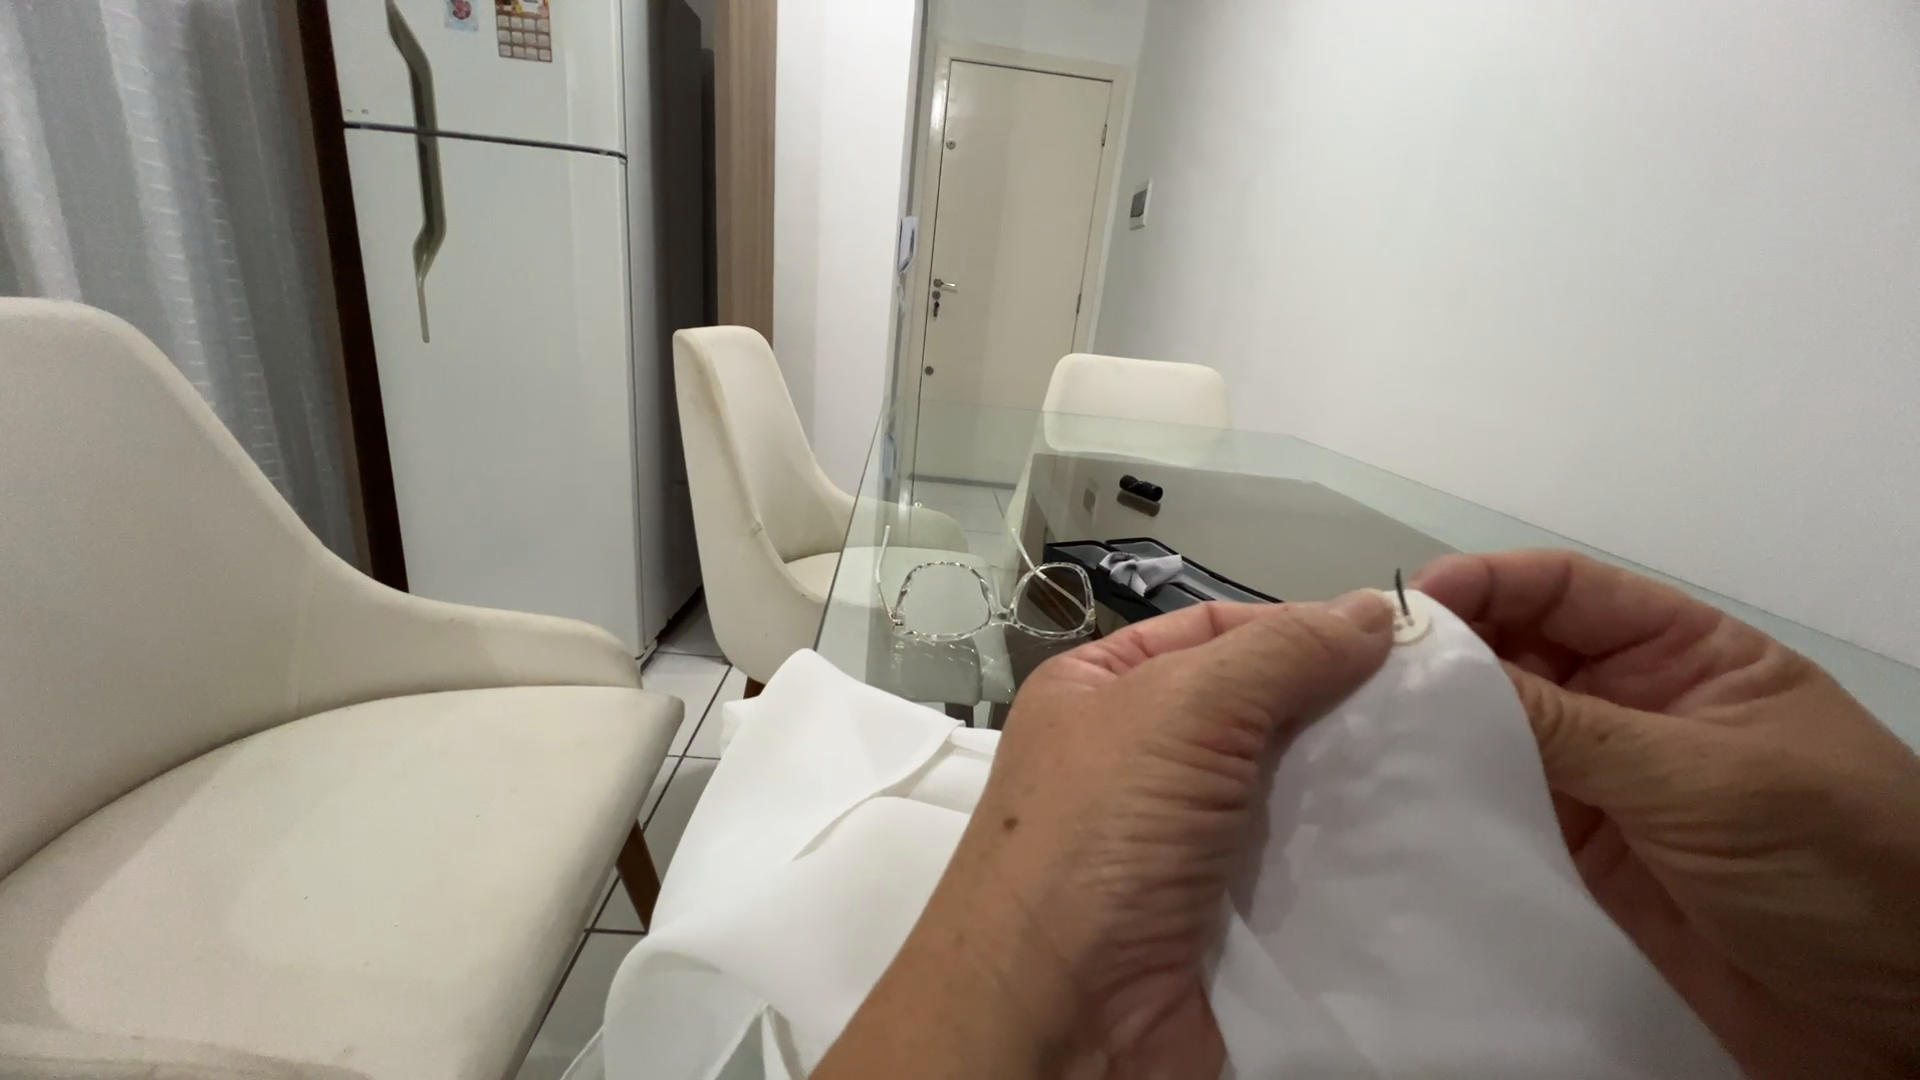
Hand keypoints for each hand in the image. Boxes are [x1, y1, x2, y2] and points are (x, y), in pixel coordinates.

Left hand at [815, 594, 1393, 1078]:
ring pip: (1282, 781)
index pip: (1208, 629)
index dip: (1291, 626)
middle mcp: (1136, 750)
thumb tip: (1372, 609)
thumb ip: (1273, 654)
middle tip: (1432, 705)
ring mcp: (1177, 829)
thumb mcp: (1176, 710)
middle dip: (1332, 703)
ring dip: (1351, 777)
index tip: (1387, 638)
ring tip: (1440, 763)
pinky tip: (1414, 830)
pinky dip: (1349, 843)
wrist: (1060, 1017)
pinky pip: (1295, 853)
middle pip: (1253, 704)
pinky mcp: (1219, 901)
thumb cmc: (1097, 833)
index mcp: (1101, 686)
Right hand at [1414, 550, 1919, 1078]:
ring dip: (1430, 712)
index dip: (1483, 583)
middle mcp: (1619, 696)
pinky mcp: (1559, 828)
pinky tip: (1394, 772)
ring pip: (1486, 713)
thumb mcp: (1703, 778)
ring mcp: (1586, 765)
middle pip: (1509, 644)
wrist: (1897, 1035)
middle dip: (1441, 647)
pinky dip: (1440, 773)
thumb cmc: (1841, 869)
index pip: (1561, 589)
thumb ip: (1563, 722)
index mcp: (1676, 652)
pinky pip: (1486, 781)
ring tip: (1359, 714)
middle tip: (1362, 664)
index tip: (1408, 609)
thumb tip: (1429, 672)